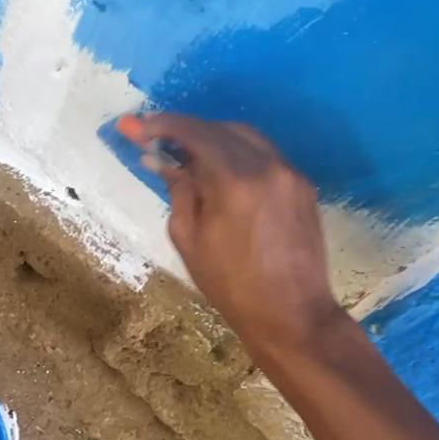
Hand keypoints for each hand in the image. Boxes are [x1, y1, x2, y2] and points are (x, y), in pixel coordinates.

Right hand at [119, 113, 350, 361]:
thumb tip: (167, 161)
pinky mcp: (302, 185)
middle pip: (219, 128)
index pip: (194, 133)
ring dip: (212, 136)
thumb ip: (179, 190)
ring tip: (186, 152)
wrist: (292, 314)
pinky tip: (219, 168)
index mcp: (235, 182)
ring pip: (245, 136)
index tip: (135, 126)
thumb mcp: (188, 238)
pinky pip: (264, 153)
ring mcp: (290, 174)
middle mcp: (267, 167)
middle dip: (185, 129)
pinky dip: (236, 150)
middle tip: (156, 139)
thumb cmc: (230, 283)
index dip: (161, 125)